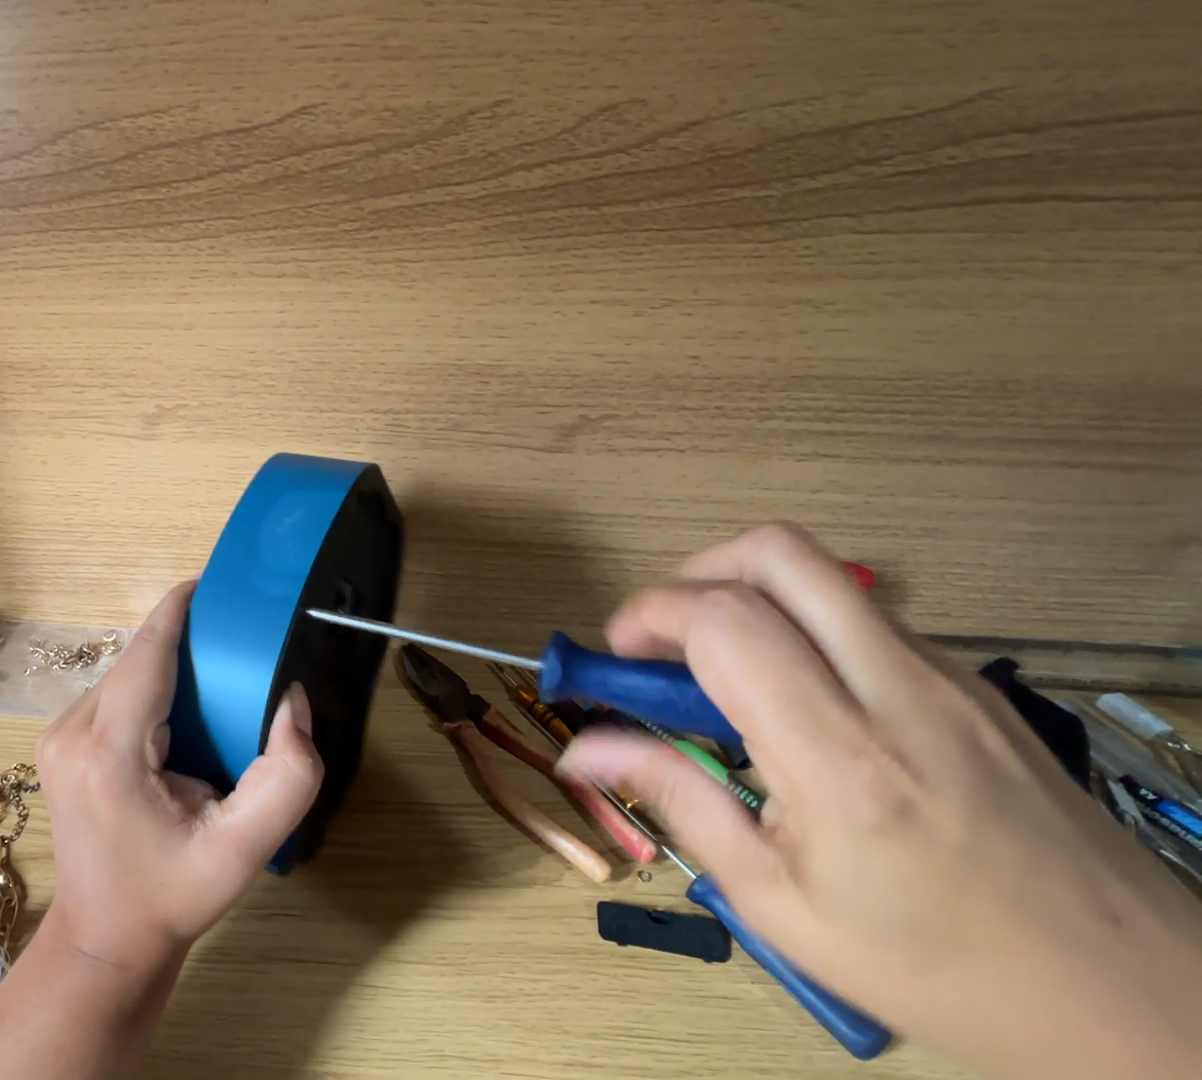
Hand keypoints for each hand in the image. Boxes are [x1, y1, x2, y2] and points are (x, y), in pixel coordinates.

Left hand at [35, 580, 324, 971]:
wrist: (103, 940)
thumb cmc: (171, 896)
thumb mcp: (245, 849)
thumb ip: (287, 777)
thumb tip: (290, 703)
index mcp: (108, 750)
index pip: (147, 652)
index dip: (180, 609)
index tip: (219, 582)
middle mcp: (72, 731)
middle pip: (138, 658)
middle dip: (188, 640)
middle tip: (241, 641)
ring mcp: (58, 736)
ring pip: (126, 673)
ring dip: (171, 666)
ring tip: (221, 676)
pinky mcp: (61, 744)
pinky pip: (116, 693)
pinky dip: (154, 688)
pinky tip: (186, 710)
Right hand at [558, 525, 1201, 1078]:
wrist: (1141, 1000)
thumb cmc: (936, 967)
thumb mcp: (777, 902)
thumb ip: (677, 800)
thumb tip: (580, 751)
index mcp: (839, 756)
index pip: (725, 620)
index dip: (650, 613)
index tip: (619, 655)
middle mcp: (898, 689)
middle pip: (779, 553)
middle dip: (694, 572)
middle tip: (664, 638)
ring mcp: (947, 677)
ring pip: (822, 577)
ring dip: (747, 598)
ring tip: (720, 672)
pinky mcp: (972, 683)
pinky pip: (864, 617)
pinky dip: (799, 627)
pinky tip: (794, 702)